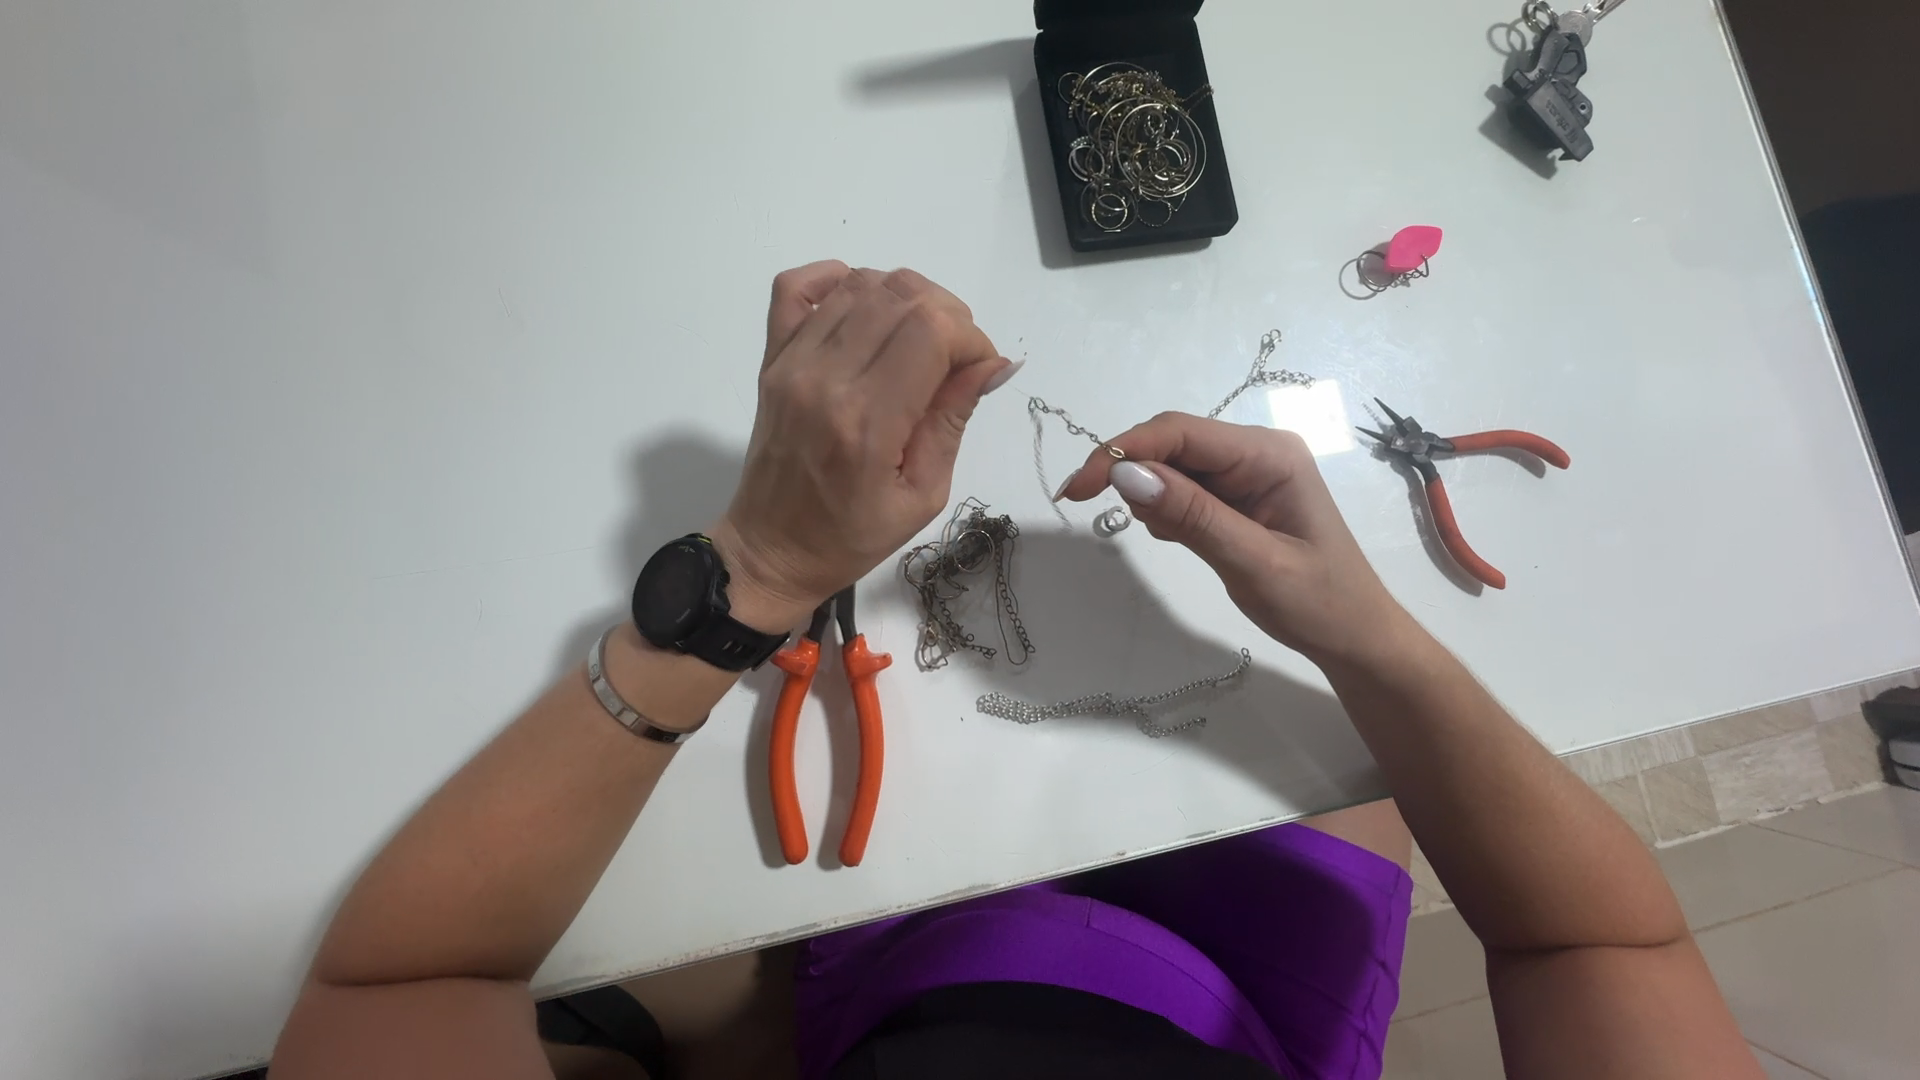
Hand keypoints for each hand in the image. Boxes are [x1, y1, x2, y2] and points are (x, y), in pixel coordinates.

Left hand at [711, 262, 1016, 624]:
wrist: (772, 549)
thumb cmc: (852, 536)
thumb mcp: (922, 495)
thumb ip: (952, 421)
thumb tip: (992, 363)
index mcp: (868, 423)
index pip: (932, 331)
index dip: (971, 338)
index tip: (980, 371)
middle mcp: (826, 379)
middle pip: (902, 296)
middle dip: (948, 315)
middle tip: (956, 359)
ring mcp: (792, 363)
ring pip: (860, 283)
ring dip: (906, 298)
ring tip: (918, 341)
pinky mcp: (772, 359)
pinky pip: (796, 286)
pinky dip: (838, 279)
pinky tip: (865, 307)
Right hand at [1056, 412, 1415, 669]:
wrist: (1353, 636)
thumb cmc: (1316, 602)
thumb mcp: (1251, 562)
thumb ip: (1191, 515)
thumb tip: (1125, 475)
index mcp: (1269, 454)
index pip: (1179, 432)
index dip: (1122, 452)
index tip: (1077, 489)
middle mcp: (1255, 451)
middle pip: (1170, 443)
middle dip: (1128, 472)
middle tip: (1091, 509)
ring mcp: (1245, 473)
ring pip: (1171, 466)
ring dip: (1150, 496)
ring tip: (1172, 539)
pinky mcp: (1234, 497)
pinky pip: (1181, 489)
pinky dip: (1164, 510)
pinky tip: (1179, 538)